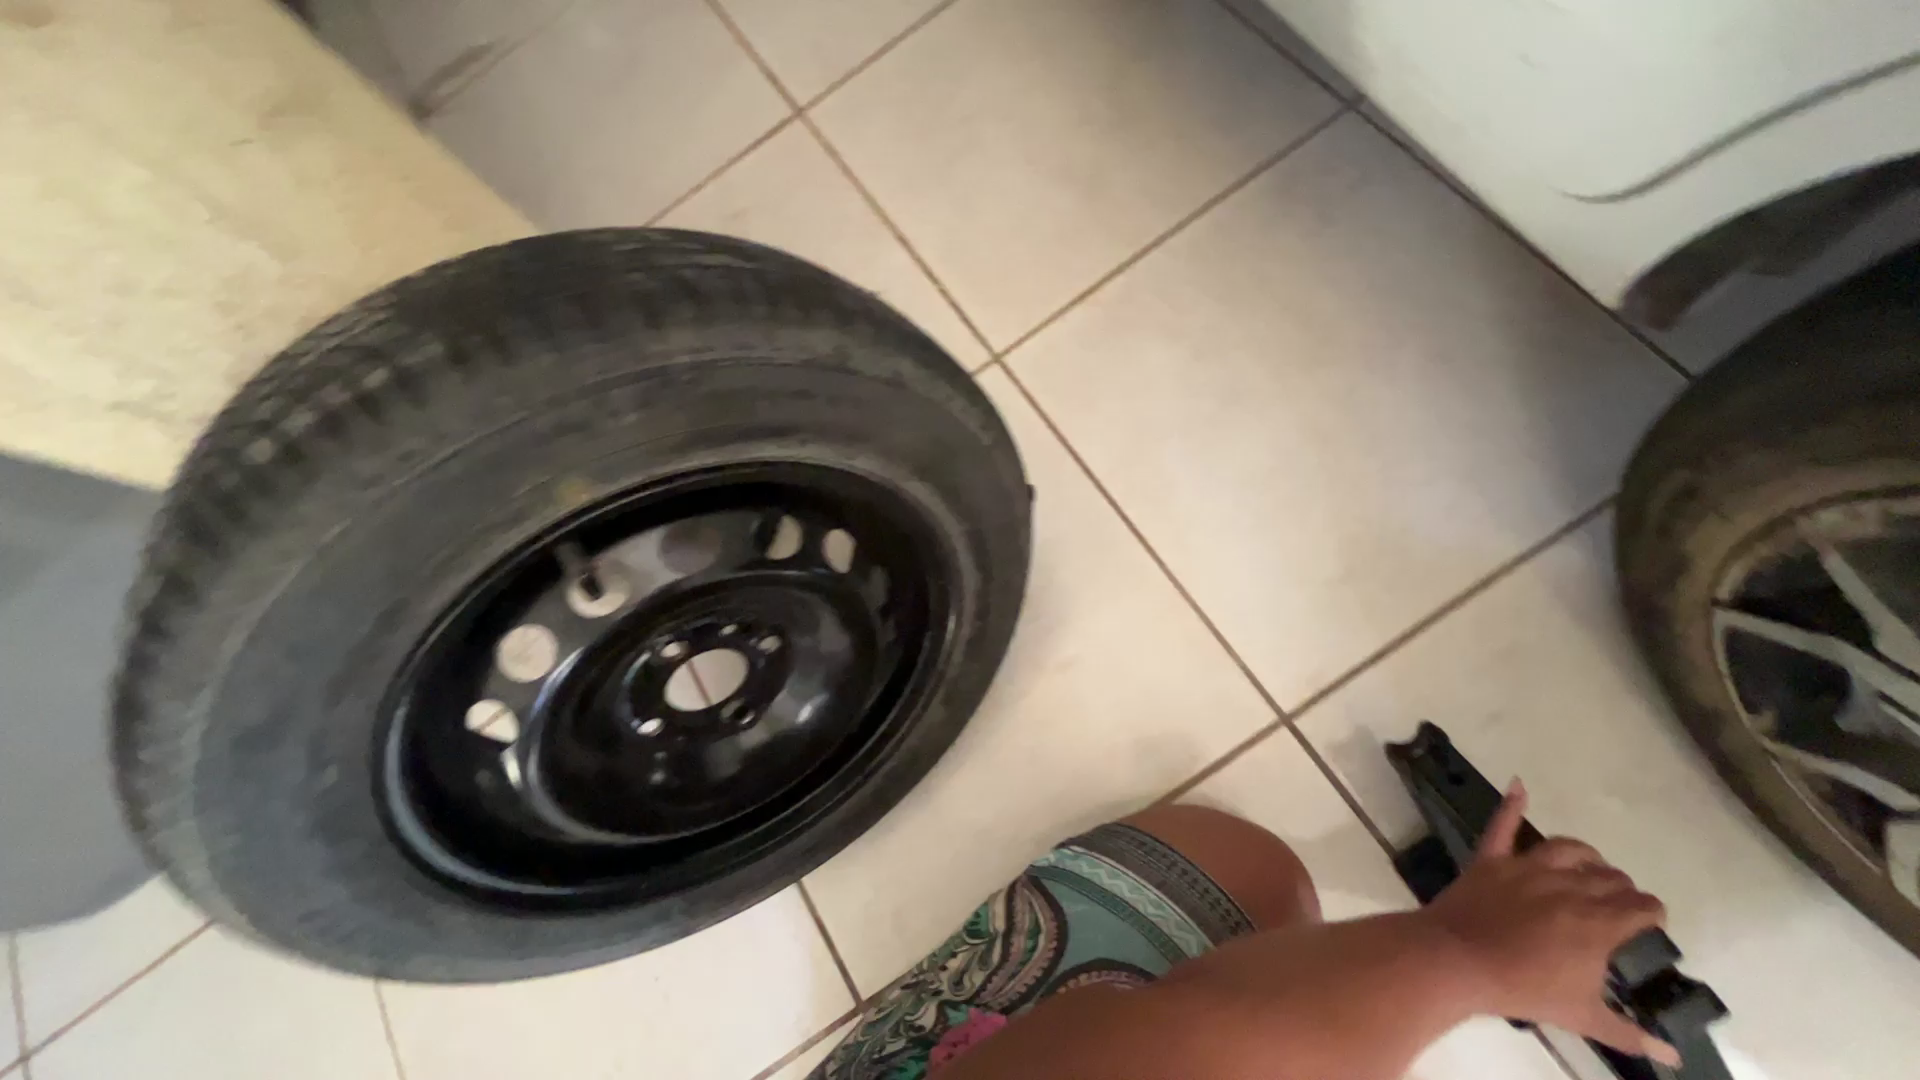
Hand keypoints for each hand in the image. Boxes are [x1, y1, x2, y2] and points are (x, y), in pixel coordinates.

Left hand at [1423, 781, 1681, 1067]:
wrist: (1458, 960)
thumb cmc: (1522, 988)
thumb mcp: (1584, 1017)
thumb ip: (1631, 1034)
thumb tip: (1672, 1057)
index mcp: (1597, 922)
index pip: (1640, 907)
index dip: (1650, 912)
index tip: (1650, 919)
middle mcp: (1568, 887)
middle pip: (1608, 877)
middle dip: (1621, 887)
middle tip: (1620, 900)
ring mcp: (1525, 868)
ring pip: (1566, 849)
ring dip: (1586, 854)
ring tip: (1593, 863)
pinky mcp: (1489, 859)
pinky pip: (1500, 826)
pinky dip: (1510, 804)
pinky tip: (1518, 784)